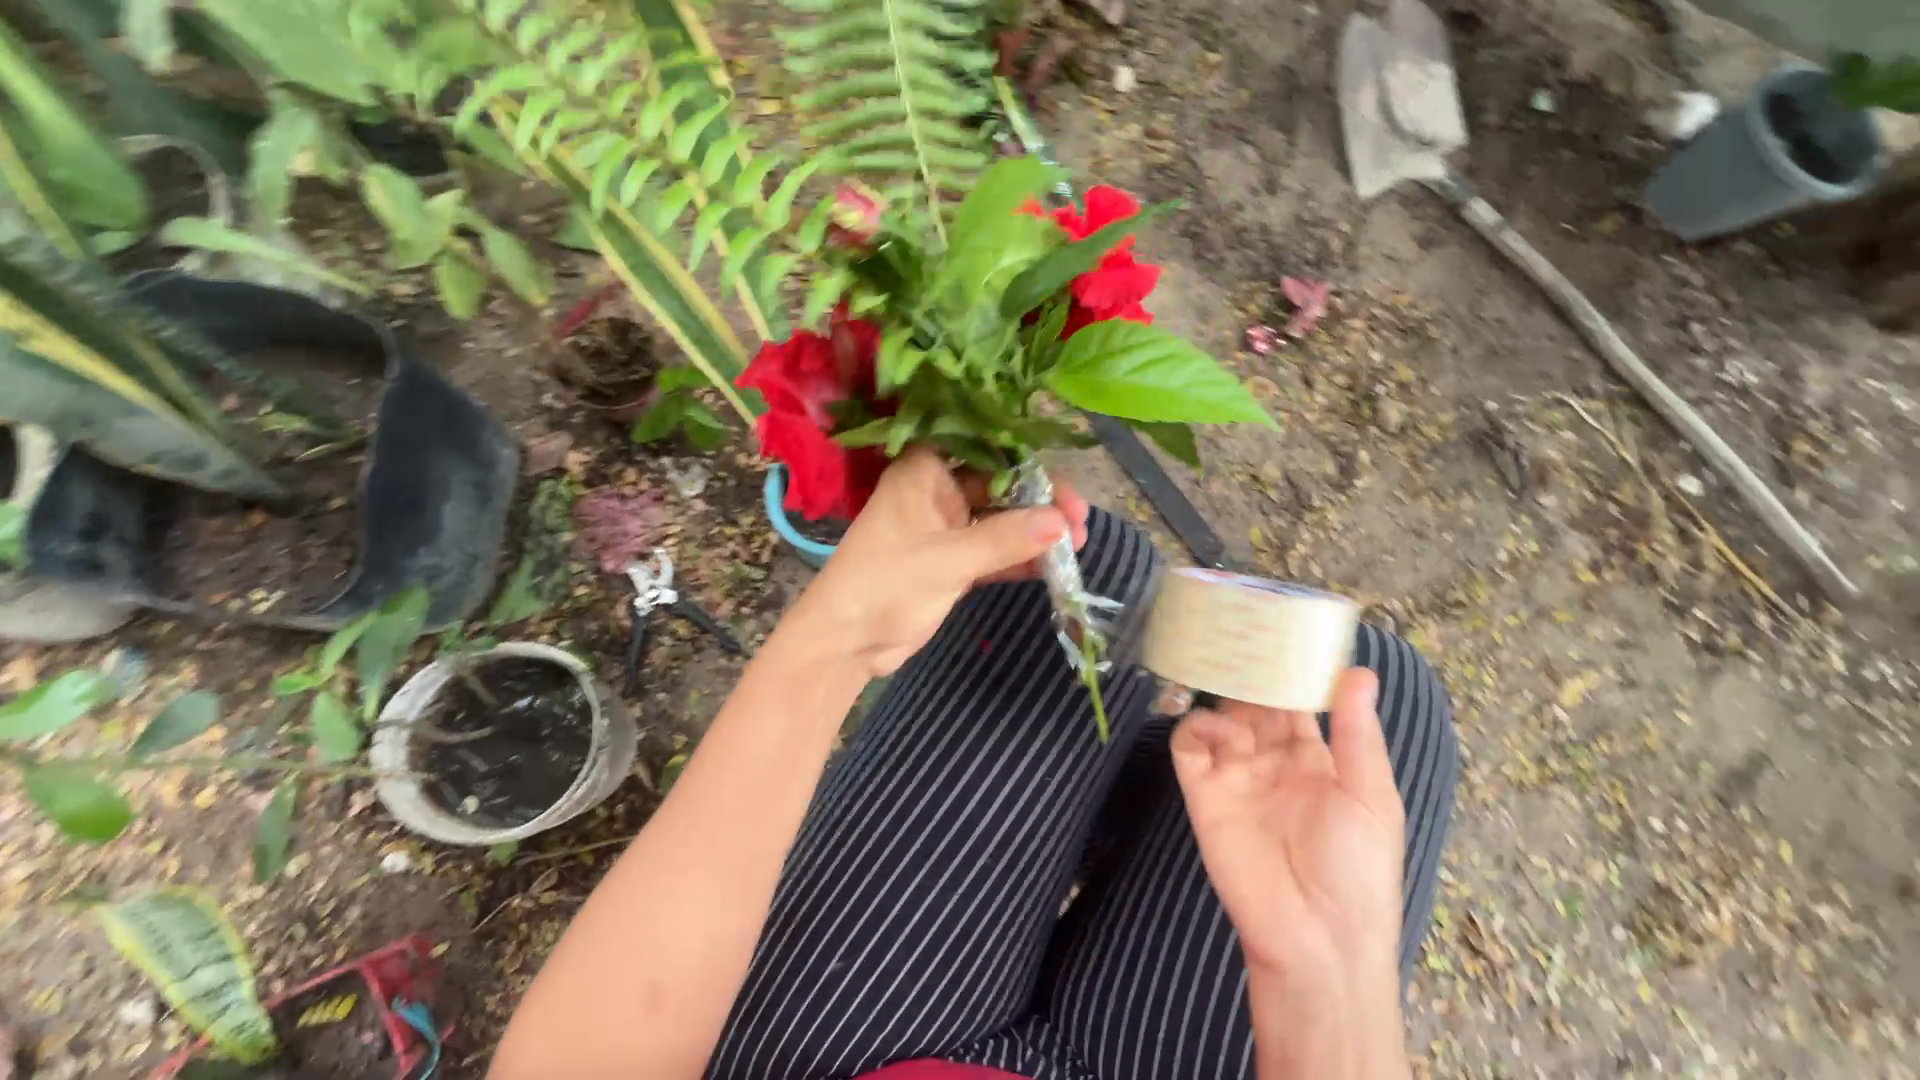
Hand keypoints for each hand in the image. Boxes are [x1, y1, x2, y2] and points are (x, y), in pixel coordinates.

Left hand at [783, 449, 1088, 678]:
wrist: (845, 642)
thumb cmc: (884, 585)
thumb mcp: (947, 560)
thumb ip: (1005, 540)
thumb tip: (1062, 522)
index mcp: (923, 472)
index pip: (980, 445)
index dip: (1023, 451)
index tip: (1062, 469)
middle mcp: (936, 492)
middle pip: (998, 482)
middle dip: (1039, 498)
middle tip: (1080, 518)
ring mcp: (946, 529)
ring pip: (1001, 519)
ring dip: (1036, 530)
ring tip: (1079, 542)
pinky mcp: (953, 562)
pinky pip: (995, 551)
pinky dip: (1021, 557)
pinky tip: (1056, 564)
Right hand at [1172, 670, 1408, 1076]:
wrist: (1316, 937)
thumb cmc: (1358, 870)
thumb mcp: (1371, 797)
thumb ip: (1357, 734)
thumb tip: (1359, 672)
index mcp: (1316, 759)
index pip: (1295, 701)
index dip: (1290, 669)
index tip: (1285, 631)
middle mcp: (1272, 761)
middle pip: (1253, 702)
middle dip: (1250, 670)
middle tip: (1244, 632)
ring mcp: (1235, 775)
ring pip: (1220, 715)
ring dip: (1224, 692)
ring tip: (1230, 670)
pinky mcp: (1203, 792)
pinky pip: (1191, 746)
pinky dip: (1200, 727)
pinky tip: (1223, 731)